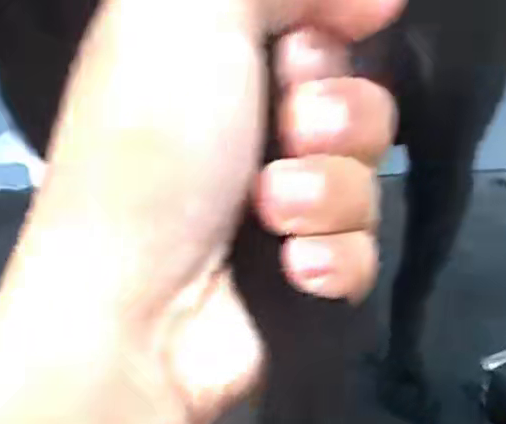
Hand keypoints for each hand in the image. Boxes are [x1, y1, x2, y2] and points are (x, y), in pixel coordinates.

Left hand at [10, 0, 401, 423]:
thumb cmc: (151, 153)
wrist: (138, 311)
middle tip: (289, 131)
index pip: (324, 30)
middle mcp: (259, 144)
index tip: (349, 21)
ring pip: (367, 187)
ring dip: (328, 194)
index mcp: (225, 70)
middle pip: (362, 109)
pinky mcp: (304, 290)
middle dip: (338, 116)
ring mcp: (285, 224)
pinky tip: (291, 272)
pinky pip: (363, 260)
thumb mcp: (184, 10)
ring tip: (271, 214)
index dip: (343, 20)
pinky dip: (332, 261)